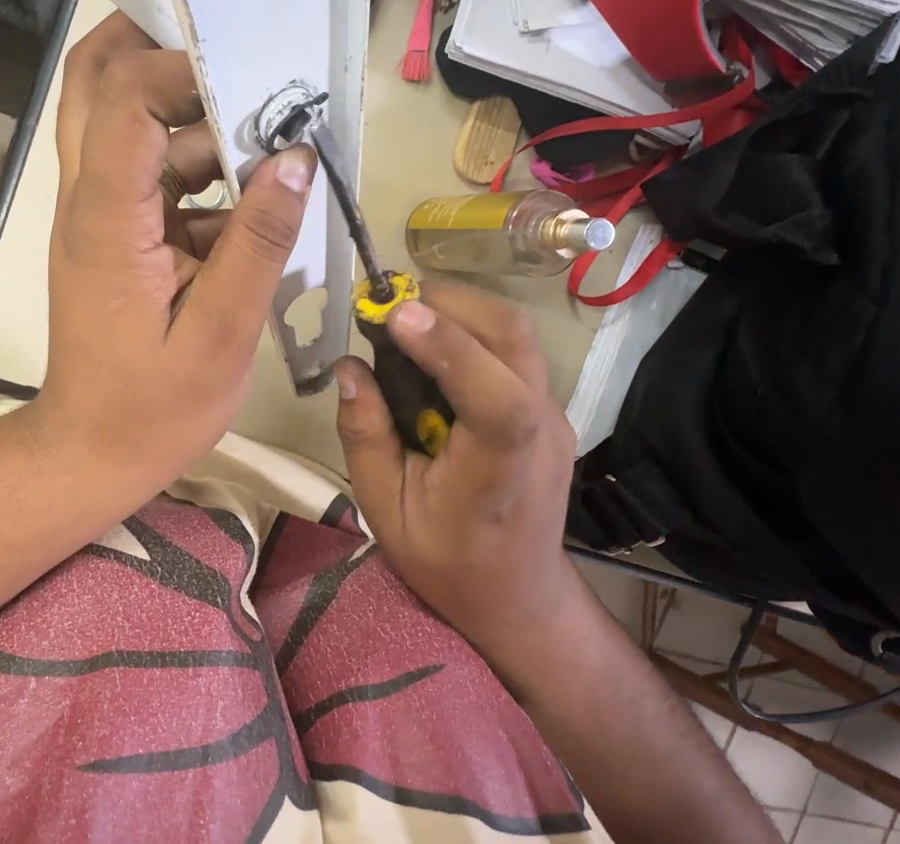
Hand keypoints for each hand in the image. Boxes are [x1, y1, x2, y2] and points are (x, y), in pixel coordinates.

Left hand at [31, 13, 316, 491]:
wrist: (91, 451)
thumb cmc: (152, 408)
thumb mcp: (220, 335)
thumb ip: (258, 244)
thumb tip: (295, 161)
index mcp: (106, 218)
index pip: (123, 97)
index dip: (180, 64)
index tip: (251, 76)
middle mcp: (87, 200)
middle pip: (94, 84)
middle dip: (151, 47)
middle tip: (228, 45)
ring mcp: (95, 215)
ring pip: (123, 124)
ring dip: (188, 115)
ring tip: (265, 127)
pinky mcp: (112, 235)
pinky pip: (147, 174)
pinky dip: (194, 166)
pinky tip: (250, 192)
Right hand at [333, 280, 584, 642]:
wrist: (517, 597)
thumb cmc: (446, 561)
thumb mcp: (385, 509)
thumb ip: (365, 436)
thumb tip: (348, 367)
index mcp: (499, 466)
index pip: (494, 394)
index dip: (449, 346)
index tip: (393, 315)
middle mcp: (540, 428)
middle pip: (513, 337)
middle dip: (450, 303)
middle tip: (387, 303)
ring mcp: (551, 415)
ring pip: (517, 334)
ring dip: (460, 310)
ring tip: (403, 317)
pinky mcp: (545, 410)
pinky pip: (513, 351)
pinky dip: (470, 330)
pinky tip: (430, 346)